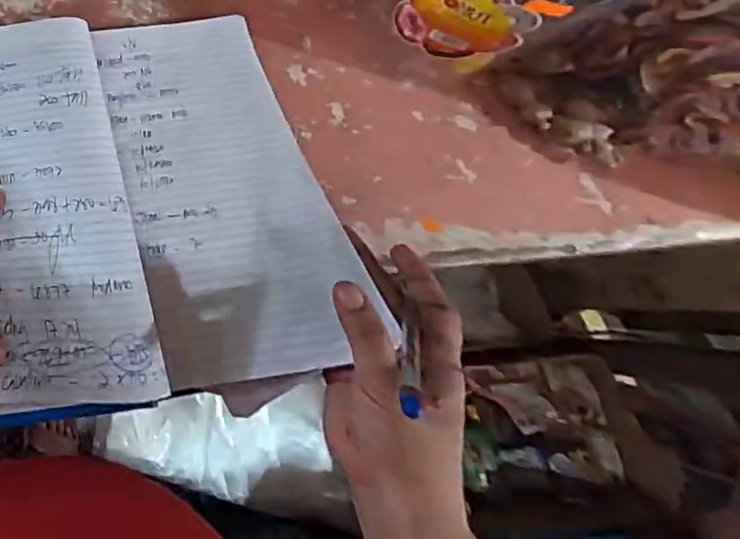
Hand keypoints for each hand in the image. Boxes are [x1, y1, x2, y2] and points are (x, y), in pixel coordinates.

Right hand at [325, 241, 472, 538]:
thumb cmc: (406, 445)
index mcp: (433, 362)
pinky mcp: (347, 382)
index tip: (399, 248)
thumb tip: (346, 285)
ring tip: (323, 261)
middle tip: (348, 242)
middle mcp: (406, 360)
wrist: (390, 497)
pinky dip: (323, 322)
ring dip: (347, 297)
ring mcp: (376, 371)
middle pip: (393, 309)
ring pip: (362, 325)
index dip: (419, 279)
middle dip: (376, 276)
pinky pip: (335, 343)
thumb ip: (366, 337)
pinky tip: (306, 301)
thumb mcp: (388, 386)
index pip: (432, 312)